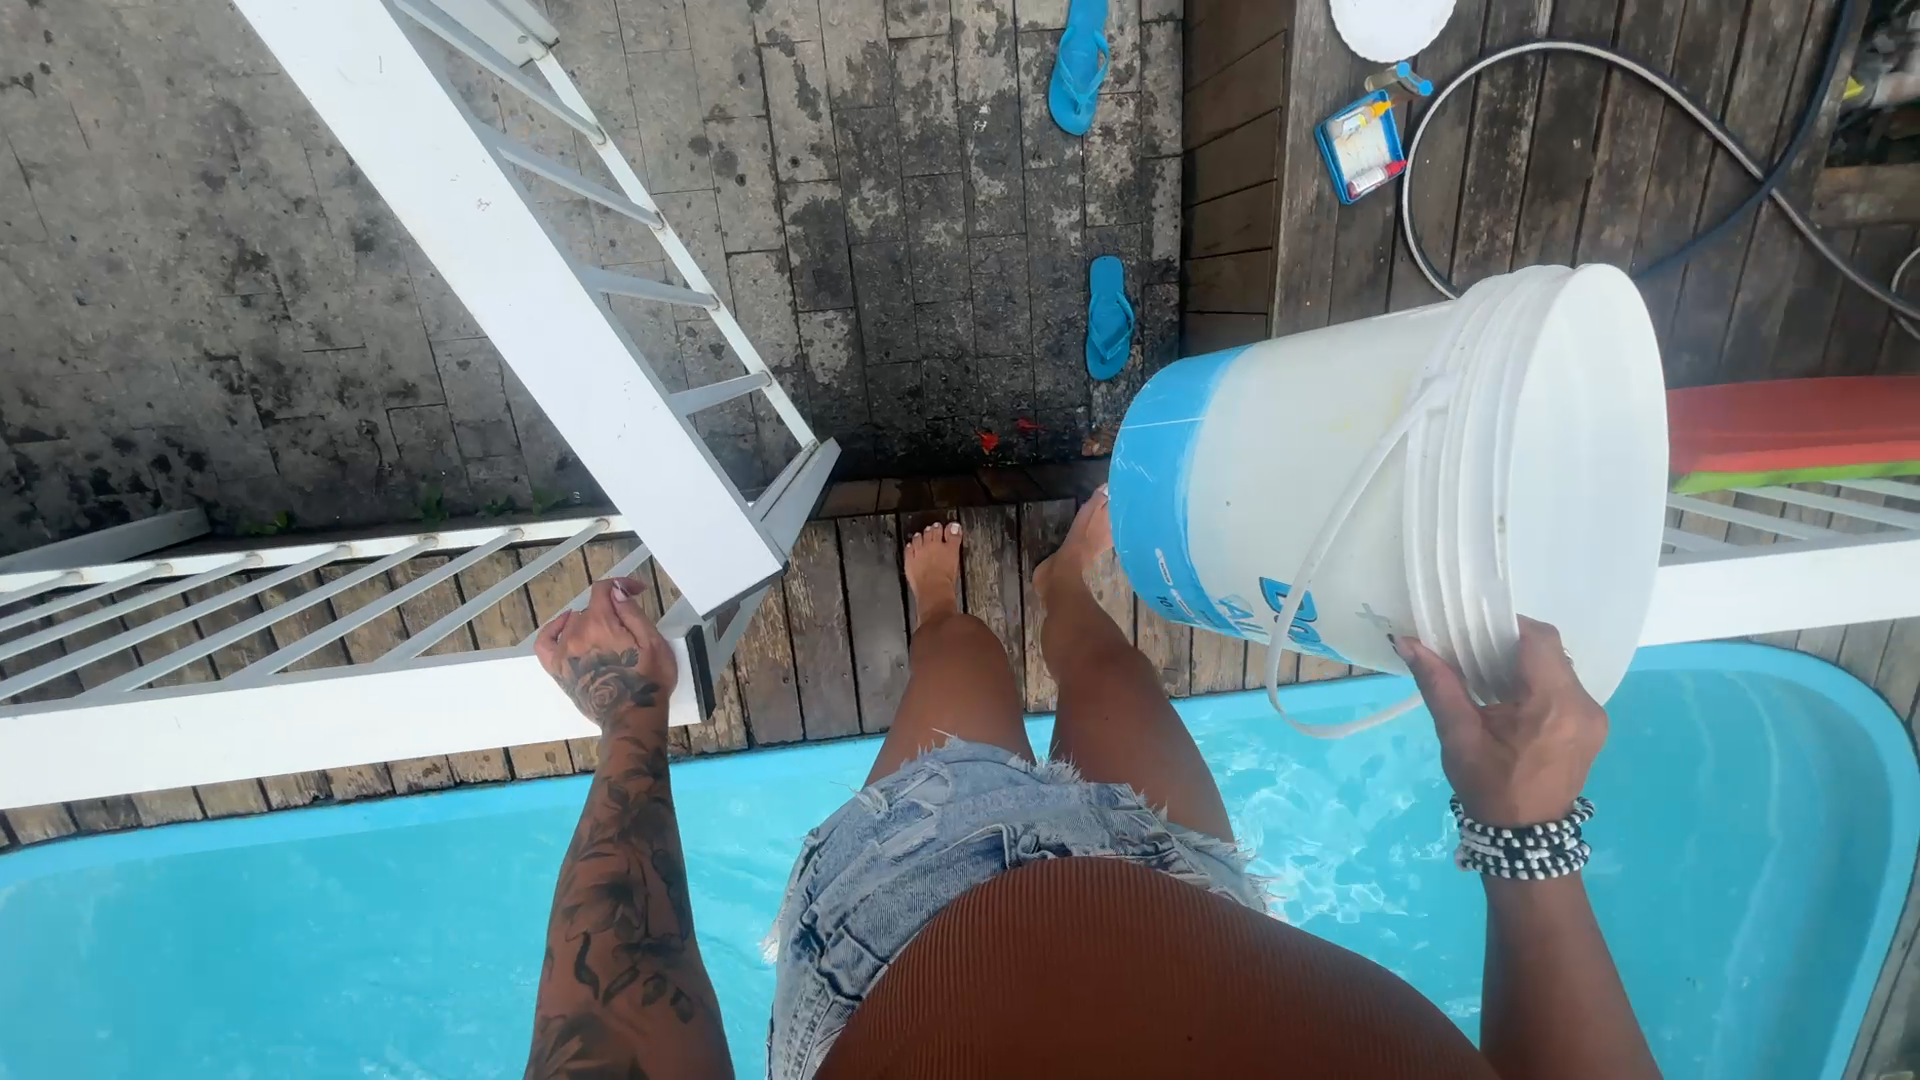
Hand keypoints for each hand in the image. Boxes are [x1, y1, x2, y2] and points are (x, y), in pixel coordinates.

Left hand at [534, 577, 677, 731]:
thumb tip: (616, 590)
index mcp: (601, 623)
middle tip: (631, 622)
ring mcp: (564, 652)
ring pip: (574, 622)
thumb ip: (632, 612)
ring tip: (611, 633)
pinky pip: (545, 642)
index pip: (604, 588)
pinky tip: (566, 626)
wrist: (632, 716)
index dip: (621, 584)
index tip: (637, 591)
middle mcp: (577, 633)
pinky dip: (553, 629)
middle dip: (612, 608)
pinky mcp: (558, 669)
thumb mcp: (653, 641)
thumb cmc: (649, 679)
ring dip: (593, 620)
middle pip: (591, 607)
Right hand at [1393, 616, 1605, 826]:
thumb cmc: (1488, 783)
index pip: (1540, 639)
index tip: (1470, 626)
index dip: (1506, 623)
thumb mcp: (1456, 732)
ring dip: (1520, 661)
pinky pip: (1562, 686)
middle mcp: (1584, 705)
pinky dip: (1532, 680)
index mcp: (1554, 704)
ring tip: (1481, 671)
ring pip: (1556, 667)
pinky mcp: (1589, 726)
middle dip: (1508, 642)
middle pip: (1549, 651)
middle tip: (1468, 648)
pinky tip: (1503, 694)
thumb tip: (1406, 641)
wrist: (1524, 834)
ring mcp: (1592, 716)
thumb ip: (1437, 682)